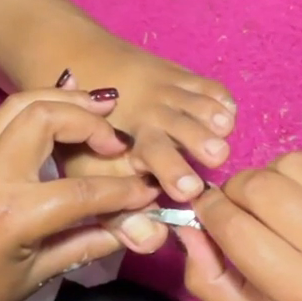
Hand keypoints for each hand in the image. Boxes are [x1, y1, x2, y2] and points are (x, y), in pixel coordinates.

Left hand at [0, 89, 163, 300]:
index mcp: (13, 212)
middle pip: (45, 117)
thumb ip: (88, 243)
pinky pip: (6, 116)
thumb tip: (137, 228)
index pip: (82, 190)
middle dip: (88, 119)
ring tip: (98, 107)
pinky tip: (63, 116)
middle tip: (116, 136)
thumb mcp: (38, 275)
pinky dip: (38, 107)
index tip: (150, 189)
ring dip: (62, 99)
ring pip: (21, 104)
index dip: (123, 190)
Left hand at [46, 19, 236, 207]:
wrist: (74, 59)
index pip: (140, 158)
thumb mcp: (83, 172)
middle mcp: (141, 116)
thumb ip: (116, 214)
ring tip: (224, 132)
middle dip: (190, 143)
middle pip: (168, 129)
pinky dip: (216, 98)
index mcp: (114, 142)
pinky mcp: (177, 73)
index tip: (187, 191)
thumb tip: (149, 241)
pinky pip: (202, 84)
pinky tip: (227, 115)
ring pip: (188, 104)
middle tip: (214, 157)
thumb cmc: (80, 131)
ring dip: (206, 117)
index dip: (163, 173)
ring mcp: (160, 91)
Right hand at [176, 153, 301, 300]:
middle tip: (241, 210)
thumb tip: (184, 224)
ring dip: (273, 178)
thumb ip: (211, 279)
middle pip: (259, 186)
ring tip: (280, 204)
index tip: (207, 215)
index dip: (208, 213)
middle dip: (236, 192)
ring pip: (292, 163)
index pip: (232, 226)